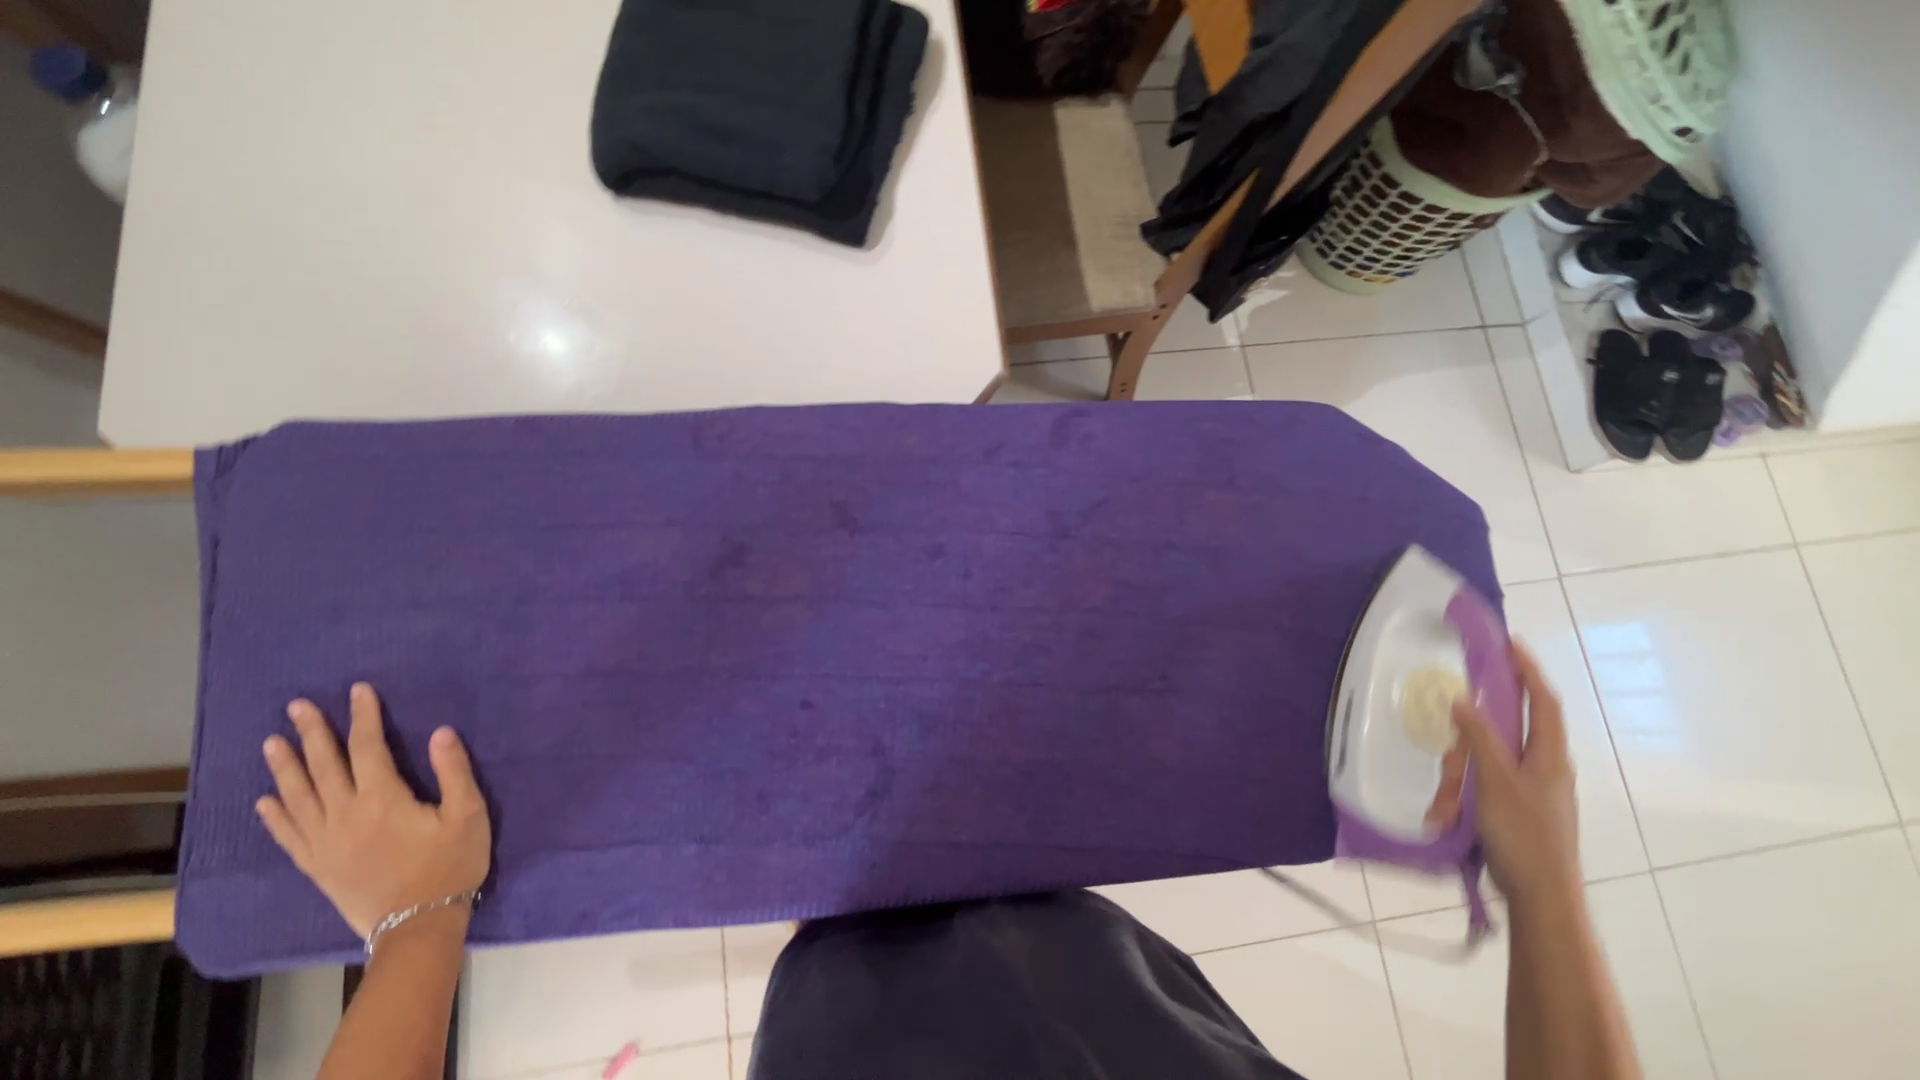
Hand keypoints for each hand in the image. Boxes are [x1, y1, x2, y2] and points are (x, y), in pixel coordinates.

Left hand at [256, 682, 491, 938]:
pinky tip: (264, 802)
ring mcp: (325, 842)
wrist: (417, 925)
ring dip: (284, 767)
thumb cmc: (450, 866)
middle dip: (312, 733)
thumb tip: (441, 732)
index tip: (358, 690)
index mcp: (383, 798)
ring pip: (298, 796)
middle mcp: (345, 814)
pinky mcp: (317, 866)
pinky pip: (288, 835)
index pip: (368, 747)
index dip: (364, 716)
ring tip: (272, 743)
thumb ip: (454, 772)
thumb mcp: (468, 815)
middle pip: (324, 765)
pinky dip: (274, 816)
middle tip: (297, 706)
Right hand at [1449, 643, 1581, 908]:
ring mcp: (1531, 791)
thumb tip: (1463, 697)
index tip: (1508, 643)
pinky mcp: (1516, 811)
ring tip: (1444, 813)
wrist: (1542, 898)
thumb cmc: (1524, 836)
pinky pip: (1481, 790)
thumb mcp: (1494, 782)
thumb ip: (1478, 738)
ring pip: (1484, 765)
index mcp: (1548, 755)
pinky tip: (1447, 820)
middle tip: (1450, 769)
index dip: (1527, 670)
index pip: (1541, 700)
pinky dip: (1461, 799)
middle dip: (1468, 747)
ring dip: (1458, 784)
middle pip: (1500, 735)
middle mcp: (1544, 768)